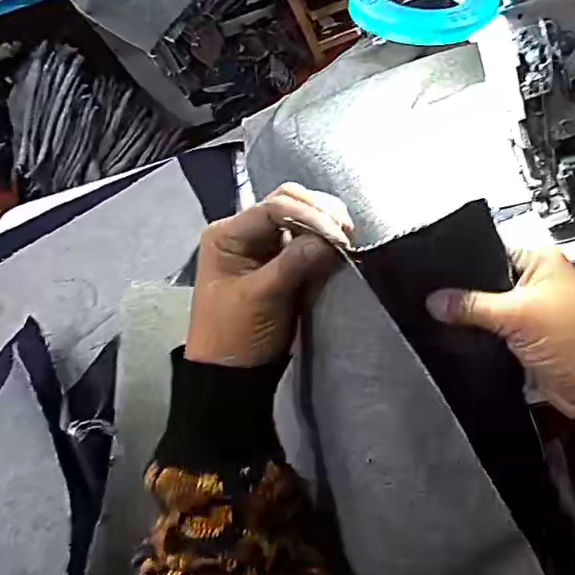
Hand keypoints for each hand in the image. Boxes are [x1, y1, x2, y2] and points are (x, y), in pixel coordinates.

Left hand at [185, 184, 353, 367]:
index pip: (273, 207)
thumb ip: (293, 263)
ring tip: (346, 238)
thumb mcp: (260, 298)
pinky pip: (309, 238)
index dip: (308, 215)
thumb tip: (329, 239)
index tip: (337, 236)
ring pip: (302, 214)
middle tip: (346, 232)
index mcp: (228, 235)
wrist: (234, 373)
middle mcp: (247, 232)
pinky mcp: (285, 261)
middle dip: (319, 212)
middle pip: (288, 201)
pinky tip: (341, 246)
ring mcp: (267, 245)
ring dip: (326, 221)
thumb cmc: (235, 335)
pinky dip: (327, 238)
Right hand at [425, 248, 574, 420]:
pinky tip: (453, 340)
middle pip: (483, 281)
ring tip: (435, 319)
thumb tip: (436, 300)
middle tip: (430, 299)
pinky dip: (476, 339)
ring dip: (468, 319)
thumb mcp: (520, 315)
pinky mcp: (521, 341)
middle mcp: (532, 282)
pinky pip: (490, 335)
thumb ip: (473, 305)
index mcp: (538, 260)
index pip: (489, 249)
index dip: (461, 260)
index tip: (432, 273)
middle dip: (461, 294)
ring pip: (484, 311)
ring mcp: (526, 313)